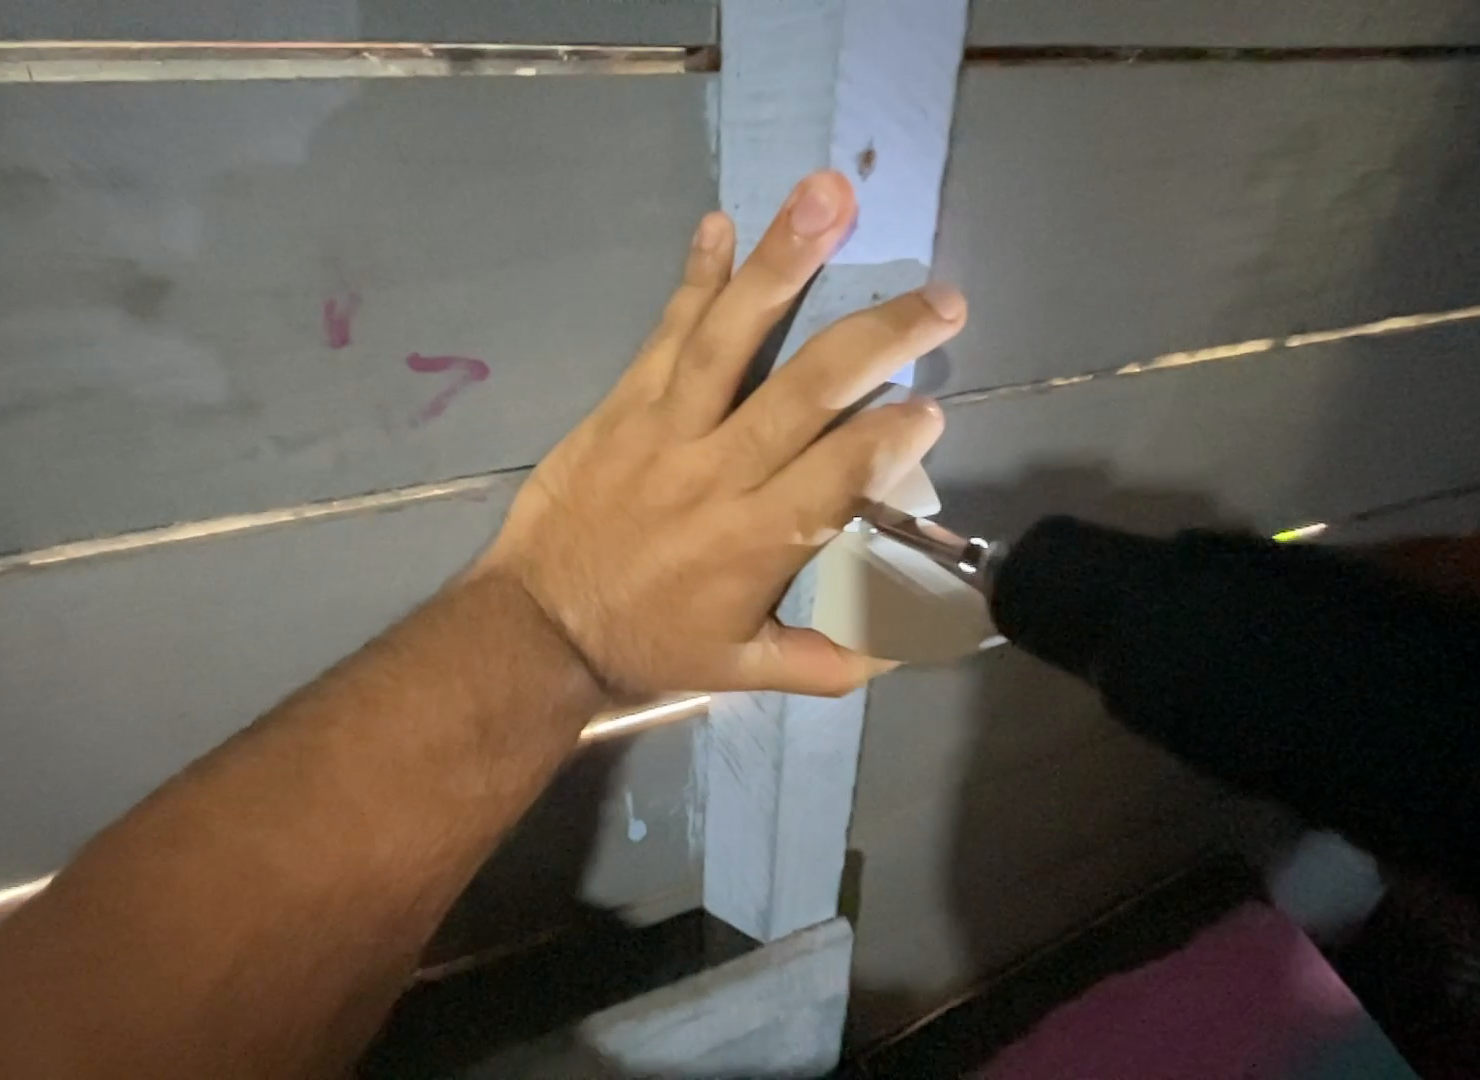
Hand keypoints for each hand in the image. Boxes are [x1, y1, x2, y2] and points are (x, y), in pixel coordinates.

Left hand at [477, 170, 967, 700]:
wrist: (539, 625)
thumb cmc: (642, 645)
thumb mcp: (735, 669)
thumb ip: (815, 662)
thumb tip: (887, 659)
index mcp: (758, 538)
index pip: (843, 470)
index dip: (893, 435)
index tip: (930, 406)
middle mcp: (720, 472)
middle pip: (809, 390)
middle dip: (880, 338)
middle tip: (940, 299)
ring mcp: (666, 429)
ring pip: (733, 338)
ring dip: (784, 265)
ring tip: (828, 196)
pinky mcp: (622, 408)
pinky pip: (663, 336)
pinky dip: (692, 280)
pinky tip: (719, 226)